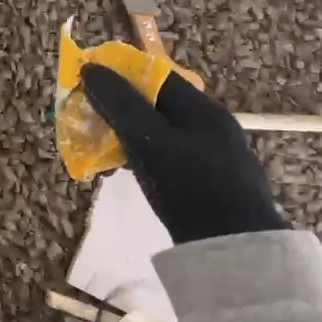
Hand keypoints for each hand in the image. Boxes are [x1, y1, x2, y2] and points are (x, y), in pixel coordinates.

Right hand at [81, 64, 287, 243]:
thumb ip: (119, 103)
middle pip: (154, 101)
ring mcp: (212, 154)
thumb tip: (90, 68)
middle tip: (87, 115)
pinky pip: (165, 152)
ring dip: (126, 130)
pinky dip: (140, 151)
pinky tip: (124, 167)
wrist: (236, 253)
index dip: (118, 72)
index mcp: (203, 110)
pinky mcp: (207, 179)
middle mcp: (211, 126)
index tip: (86, 81)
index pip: (154, 74)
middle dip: (117, 104)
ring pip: (158, 128)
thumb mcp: (149, 141)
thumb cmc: (191, 188)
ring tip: (99, 143)